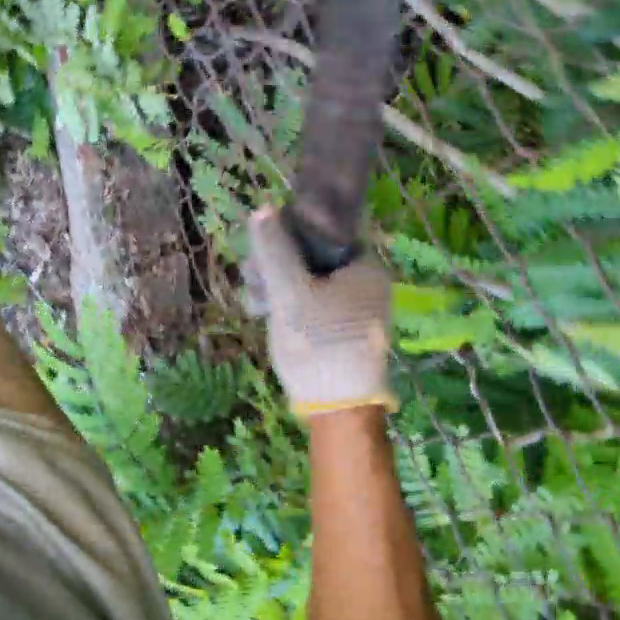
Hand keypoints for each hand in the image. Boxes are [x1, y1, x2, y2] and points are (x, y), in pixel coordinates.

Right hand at [246, 209, 395, 416]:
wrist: (338, 411)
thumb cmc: (319, 344)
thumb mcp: (290, 291)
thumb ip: (274, 249)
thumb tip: (262, 208)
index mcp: (366, 267)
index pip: (324, 231)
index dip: (290, 233)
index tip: (264, 248)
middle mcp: (366, 284)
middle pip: (310, 255)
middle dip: (276, 264)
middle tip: (253, 278)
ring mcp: (354, 309)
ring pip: (306, 280)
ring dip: (276, 285)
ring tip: (256, 302)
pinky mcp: (342, 332)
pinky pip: (312, 304)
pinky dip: (289, 305)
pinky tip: (264, 315)